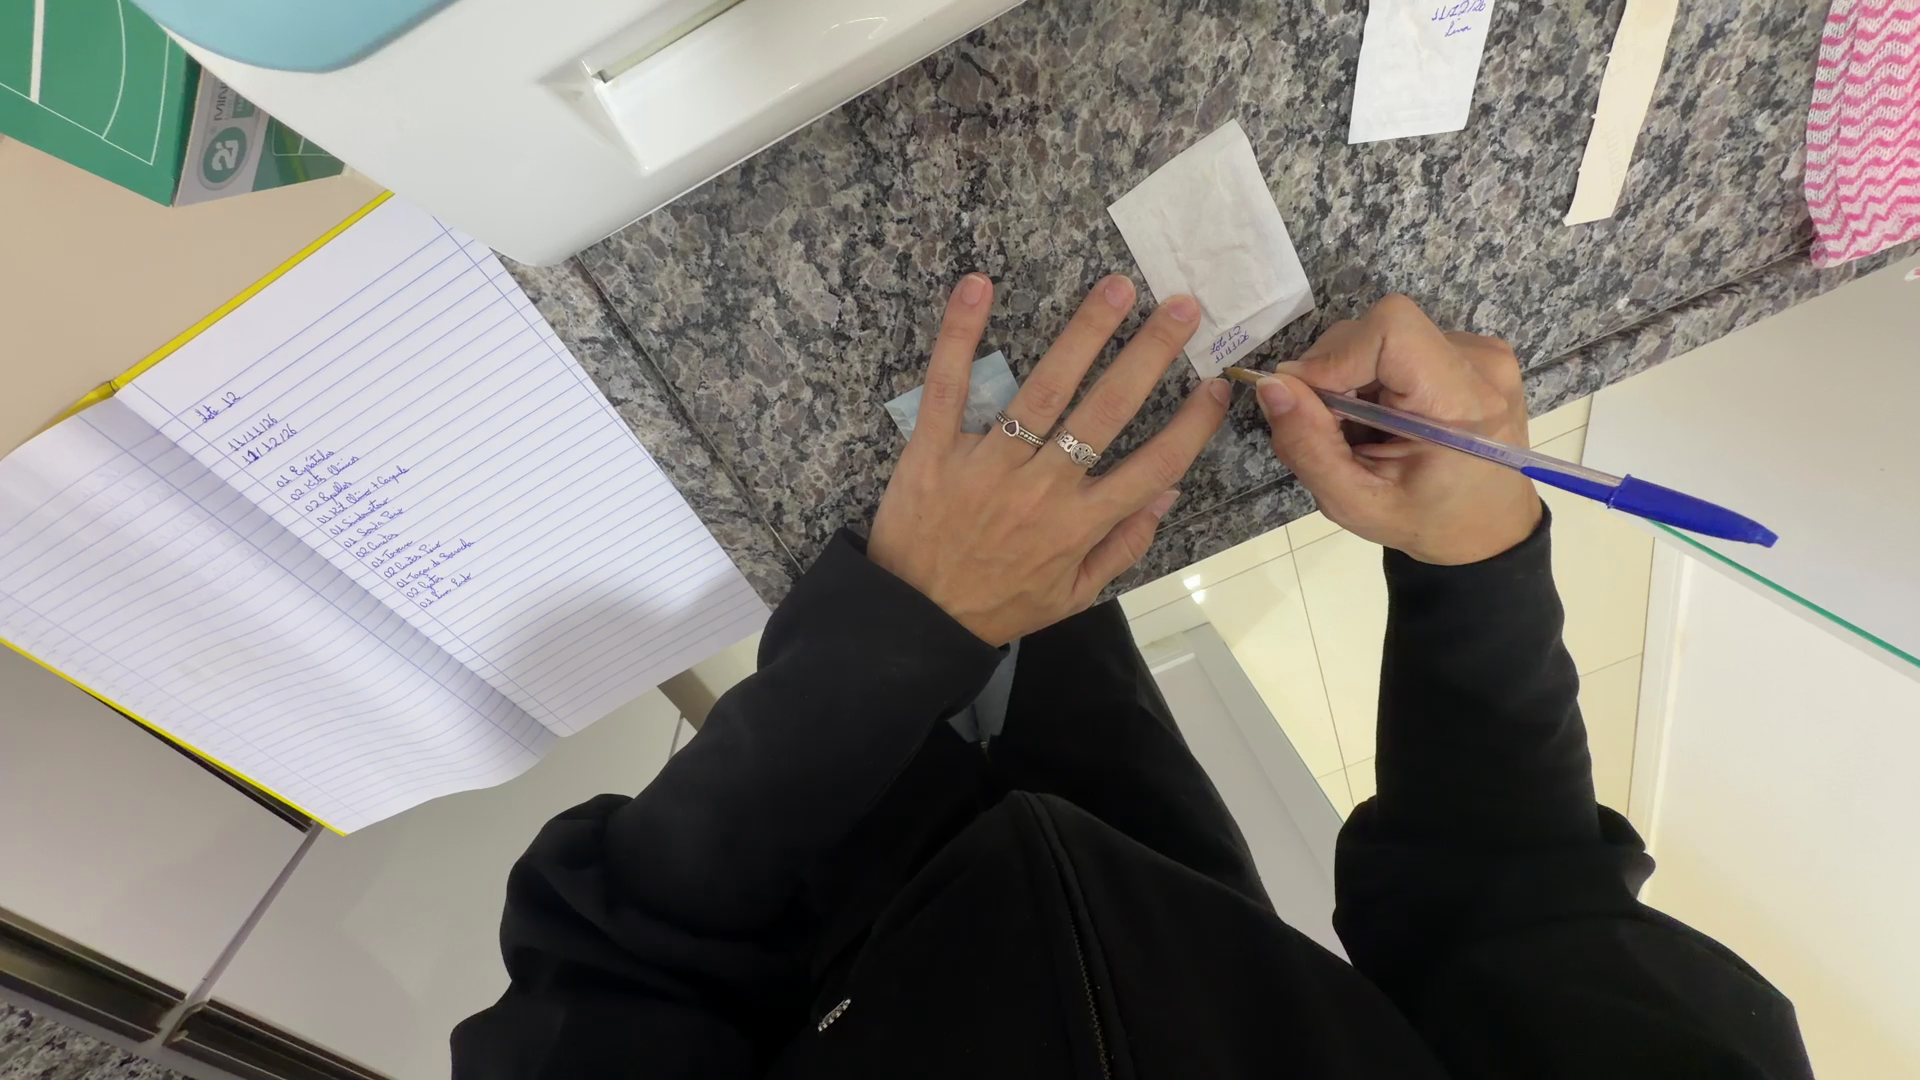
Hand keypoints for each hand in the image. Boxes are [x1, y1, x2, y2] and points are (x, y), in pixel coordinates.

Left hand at [868, 273, 1231, 645]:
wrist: (916, 618)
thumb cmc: (998, 604)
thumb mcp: (1072, 596)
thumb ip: (1122, 547)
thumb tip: (1168, 495)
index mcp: (1078, 526)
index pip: (1152, 467)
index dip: (1191, 425)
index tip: (1217, 385)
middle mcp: (1041, 489)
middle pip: (1106, 412)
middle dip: (1149, 355)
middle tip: (1181, 306)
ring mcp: (985, 465)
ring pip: (1042, 389)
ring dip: (1083, 334)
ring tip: (1116, 288)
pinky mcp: (933, 450)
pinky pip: (947, 386)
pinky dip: (960, 335)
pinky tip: (978, 286)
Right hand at [1255, 294, 1541, 565]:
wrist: (1485, 526)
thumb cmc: (1421, 521)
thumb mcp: (1351, 502)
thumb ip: (1307, 445)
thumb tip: (1270, 385)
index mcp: (1460, 402)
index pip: (1390, 329)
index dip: (1333, 357)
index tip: (1304, 401)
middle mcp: (1478, 362)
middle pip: (1378, 329)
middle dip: (1332, 374)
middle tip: (1329, 429)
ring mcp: (1478, 352)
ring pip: (1379, 335)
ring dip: (1347, 378)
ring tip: (1357, 428)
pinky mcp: (1467, 351)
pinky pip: (1395, 344)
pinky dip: (1367, 377)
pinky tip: (1378, 417)